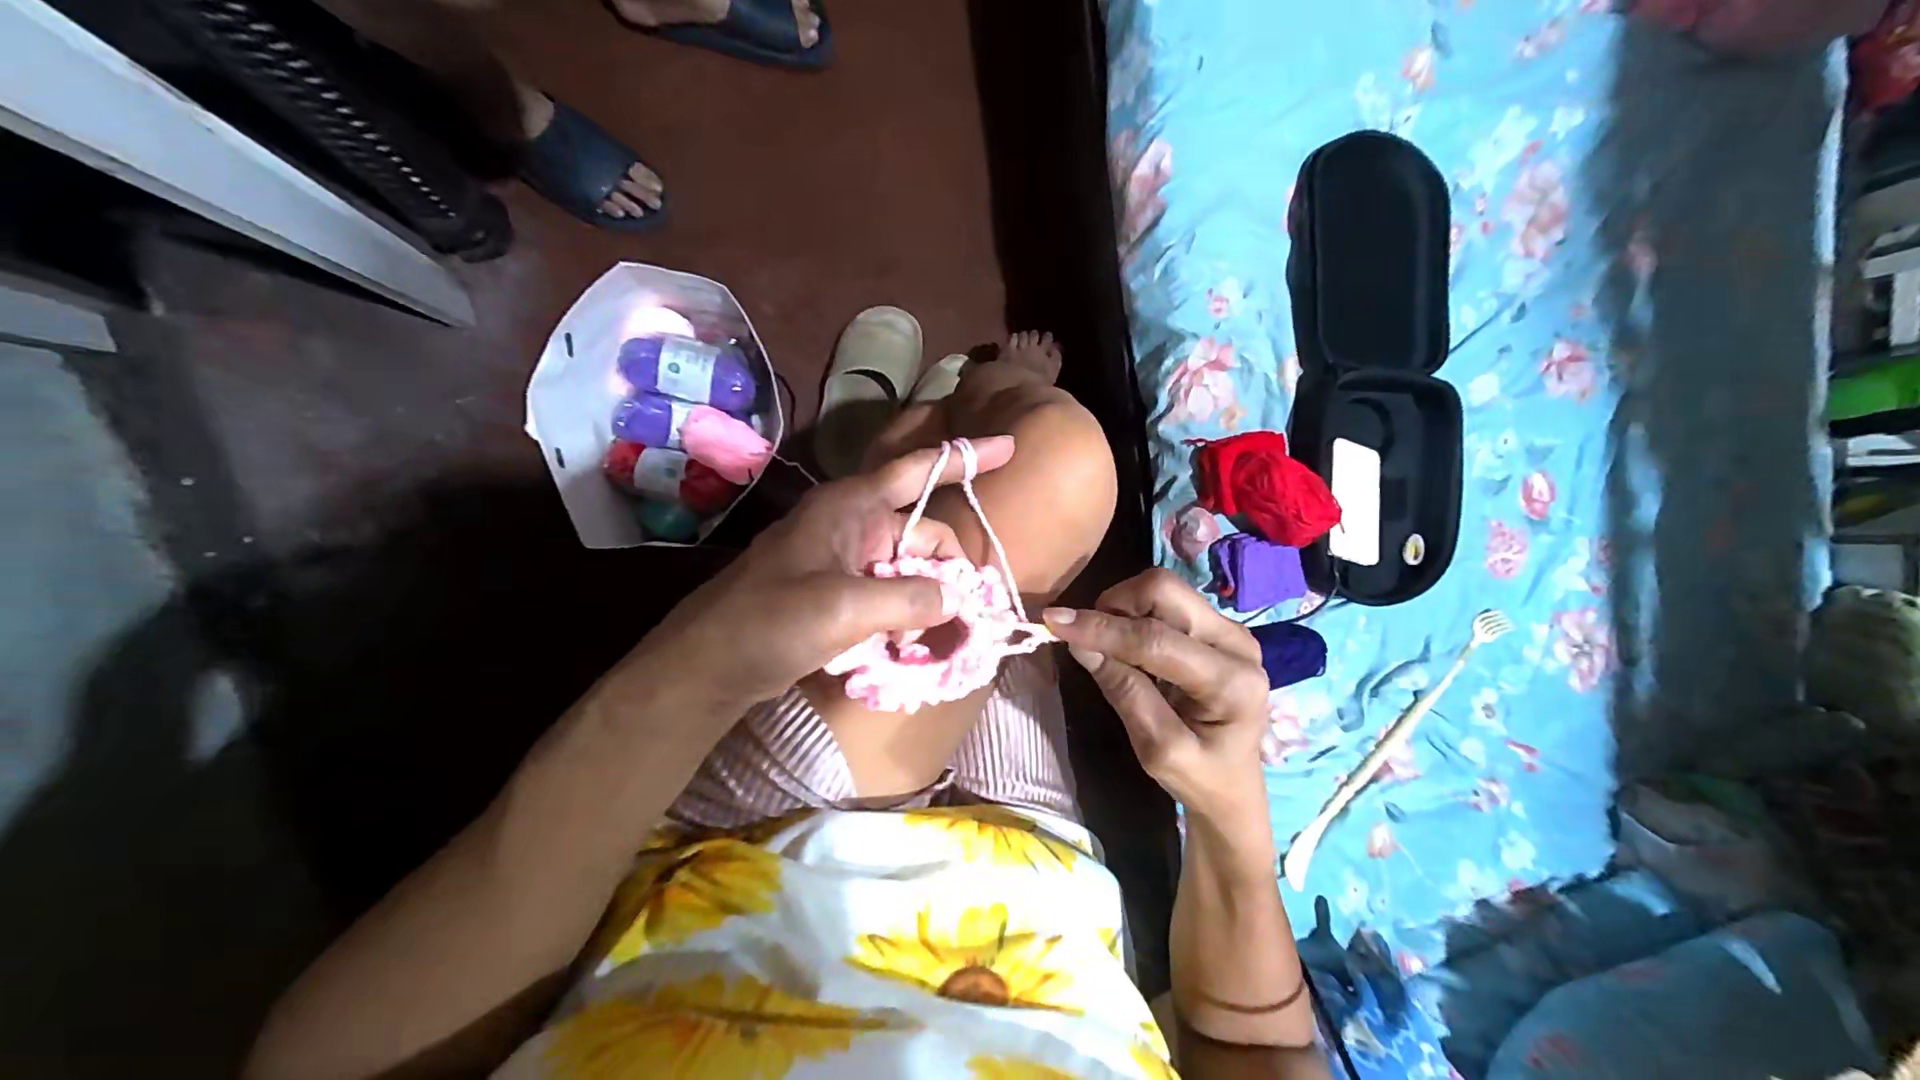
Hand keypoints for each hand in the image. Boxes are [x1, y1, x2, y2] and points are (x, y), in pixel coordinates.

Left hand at [636, 438, 1016, 708]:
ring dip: (928, 601)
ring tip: (941, 641)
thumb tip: (956, 596)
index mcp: (851, 507)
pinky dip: (906, 616)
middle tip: (972, 615)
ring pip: (908, 569)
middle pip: (923, 534)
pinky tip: (911, 648)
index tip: (1010, 447)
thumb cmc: (769, 622)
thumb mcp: (844, 607)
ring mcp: (843, 560)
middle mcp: (852, 525)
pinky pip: (888, 594)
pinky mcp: (837, 592)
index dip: (965, 458)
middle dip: (951, 569)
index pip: (919, 470)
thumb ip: (909, 596)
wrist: (709, 665)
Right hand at [1042, 569, 1270, 825]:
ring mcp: (1229, 630)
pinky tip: (1126, 644)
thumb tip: (1078, 642)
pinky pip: (1167, 601)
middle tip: (1089, 635)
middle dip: (1116, 604)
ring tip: (1108, 644)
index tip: (1053, 621)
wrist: (1234, 787)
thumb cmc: (1199, 777)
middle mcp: (1237, 643)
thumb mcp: (1157, 750)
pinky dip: (1134, 612)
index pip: (1155, 639)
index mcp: (1232, 682)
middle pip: (1166, 591)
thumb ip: (1123, 691)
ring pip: (1164, 589)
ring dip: (1123, 606)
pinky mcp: (1216, 627)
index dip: (1101, 628)